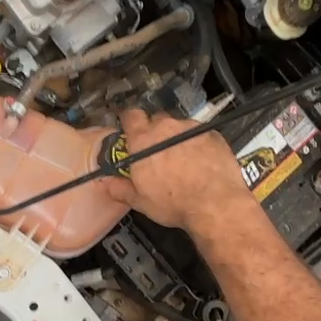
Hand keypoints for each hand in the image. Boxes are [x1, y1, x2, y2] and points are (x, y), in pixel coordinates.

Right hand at [105, 109, 252, 233]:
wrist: (214, 204)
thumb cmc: (174, 203)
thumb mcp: (140, 201)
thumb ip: (120, 188)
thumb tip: (106, 183)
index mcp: (143, 141)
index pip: (131, 116)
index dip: (130, 122)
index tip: (132, 131)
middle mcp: (166, 128)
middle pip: (156, 119)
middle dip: (156, 131)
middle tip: (158, 151)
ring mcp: (191, 129)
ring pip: (179, 126)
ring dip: (178, 138)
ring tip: (182, 159)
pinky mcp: (212, 134)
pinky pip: (200, 133)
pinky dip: (198, 143)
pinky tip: (200, 161)